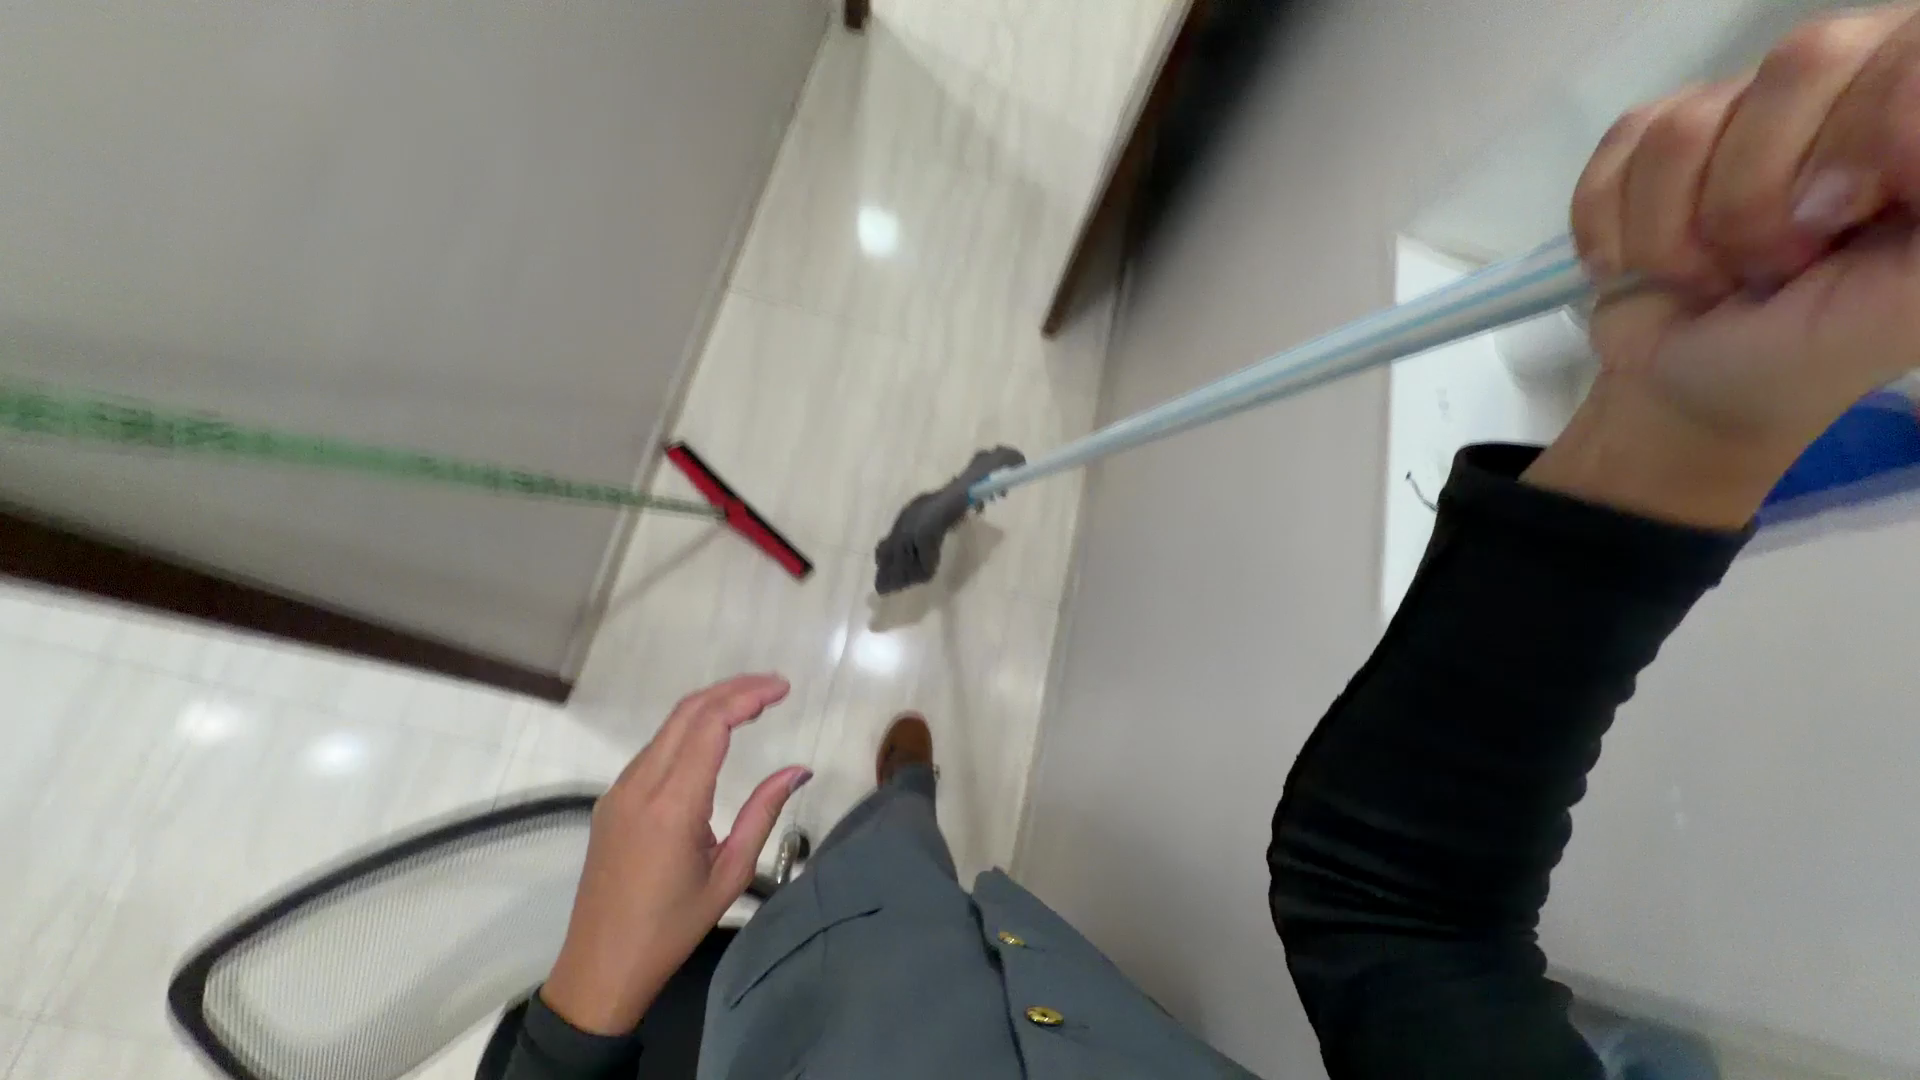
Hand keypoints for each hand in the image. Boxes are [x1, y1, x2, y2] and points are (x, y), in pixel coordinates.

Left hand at [540, 674, 811, 1034]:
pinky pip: (655, 749)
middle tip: (775, 687)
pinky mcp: (613, 799)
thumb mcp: (731, 874)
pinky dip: (690, 728)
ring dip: (711, 705)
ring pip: (669, 726)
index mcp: (672, 805)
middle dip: (733, 689)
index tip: (783, 689)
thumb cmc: (672, 928)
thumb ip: (764, 814)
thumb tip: (799, 769)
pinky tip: (715, 736)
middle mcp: (640, 786)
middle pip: (687, 712)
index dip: (748, 697)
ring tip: (754, 704)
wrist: (600, 966)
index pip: (710, 725)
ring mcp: (620, 790)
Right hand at [1535, 4, 1919, 525]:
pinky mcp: (1646, 147)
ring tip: (1704, 273)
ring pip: (1688, 124)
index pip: (1917, 48)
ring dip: (1675, 230)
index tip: (1840, 220)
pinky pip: (1619, 147)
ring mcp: (1740, 115)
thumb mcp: (1909, 304)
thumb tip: (1895, 143)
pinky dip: (1612, 224)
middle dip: (1756, 199)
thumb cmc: (1800, 356)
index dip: (1872, 128)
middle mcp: (1852, 90)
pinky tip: (1638, 260)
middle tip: (1770, 262)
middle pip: (1803, 63)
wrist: (1679, 391)